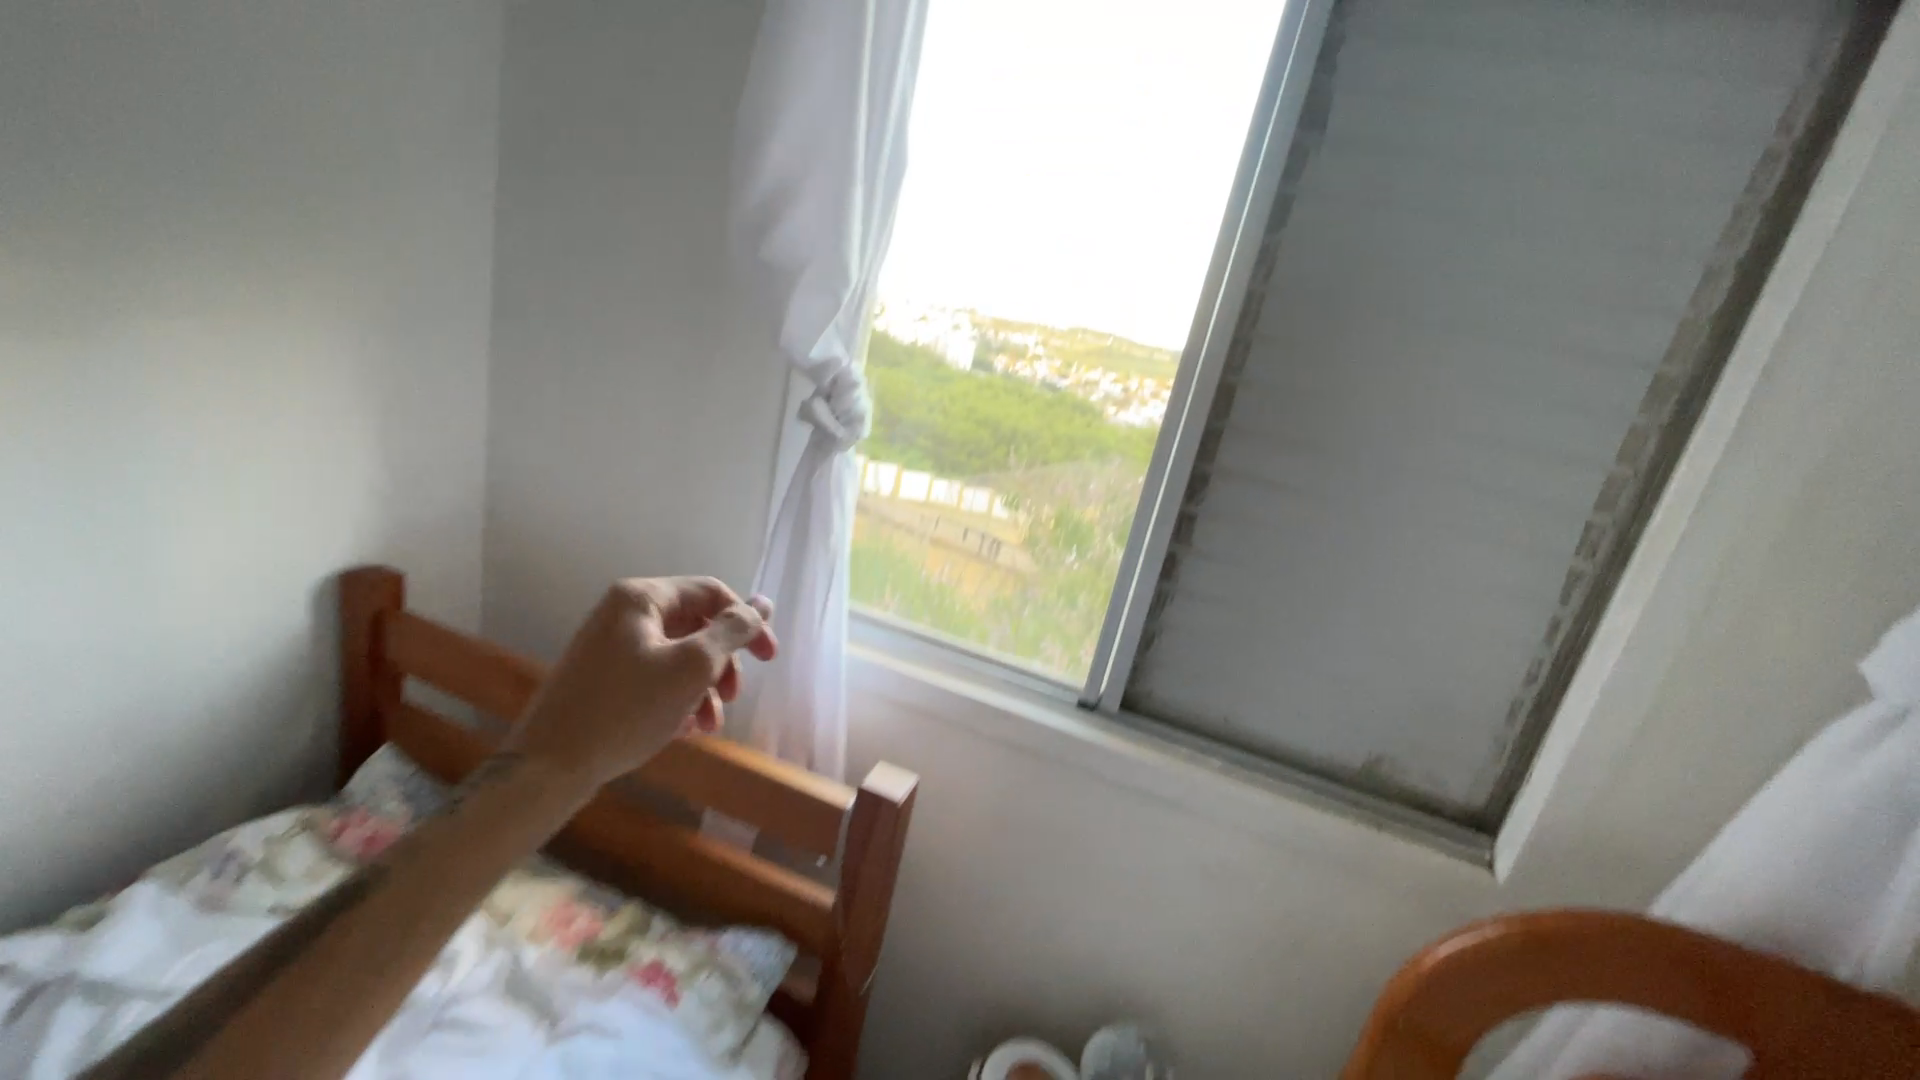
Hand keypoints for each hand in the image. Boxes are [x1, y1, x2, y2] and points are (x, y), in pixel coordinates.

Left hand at [504, 577, 777, 790]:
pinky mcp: (603, 678)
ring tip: (709, 724)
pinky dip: (677, 698)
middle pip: (696, 626)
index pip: (711, 593)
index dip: (746, 622)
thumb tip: (763, 603)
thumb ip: (732, 631)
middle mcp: (623, 613)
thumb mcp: (691, 667)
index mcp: (641, 598)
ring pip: (678, 656)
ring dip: (703, 687)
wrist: (548, 767)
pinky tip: (683, 729)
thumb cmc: (626, 709)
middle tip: (733, 697)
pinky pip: (655, 677)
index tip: (768, 659)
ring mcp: (610, 646)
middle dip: (722, 663)